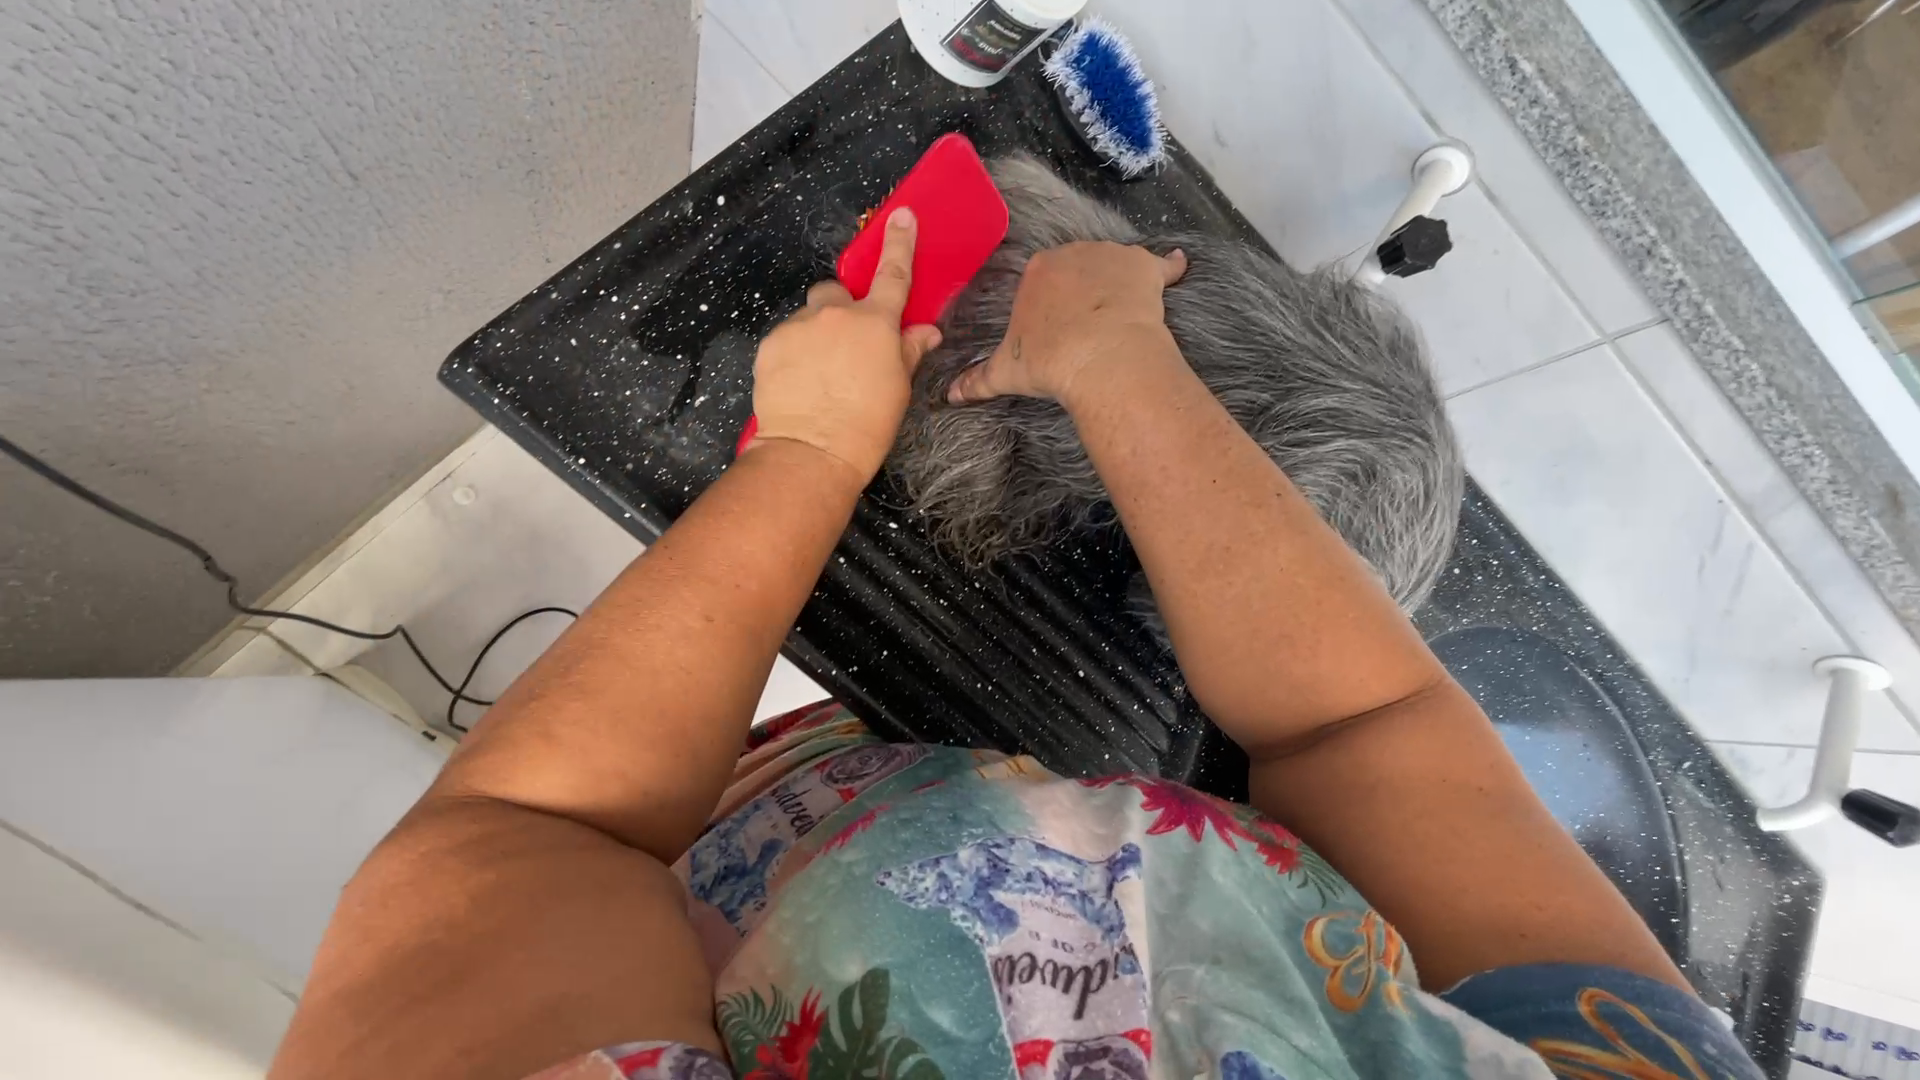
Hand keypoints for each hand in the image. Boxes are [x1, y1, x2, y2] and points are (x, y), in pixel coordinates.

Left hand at [750, 207, 943, 479]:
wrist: (812, 451)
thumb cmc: (867, 425)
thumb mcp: (898, 389)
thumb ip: (909, 352)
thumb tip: (927, 331)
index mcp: (876, 323)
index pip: (893, 274)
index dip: (900, 244)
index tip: (902, 216)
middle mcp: (836, 315)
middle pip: (837, 293)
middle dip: (841, 311)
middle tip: (845, 346)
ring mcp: (799, 327)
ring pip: (809, 317)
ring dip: (815, 334)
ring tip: (819, 373)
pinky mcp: (771, 345)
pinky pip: (787, 338)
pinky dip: (794, 354)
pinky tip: (799, 383)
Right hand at [947, 242, 1186, 405]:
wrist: (1099, 357)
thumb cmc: (1048, 362)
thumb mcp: (1005, 374)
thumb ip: (976, 381)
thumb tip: (948, 396)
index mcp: (1037, 273)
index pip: (1042, 280)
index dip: (1051, 304)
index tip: (1056, 328)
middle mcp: (1072, 255)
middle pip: (1078, 268)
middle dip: (1082, 290)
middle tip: (1086, 324)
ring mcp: (1111, 257)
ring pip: (1115, 264)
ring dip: (1118, 281)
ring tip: (1121, 308)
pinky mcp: (1146, 267)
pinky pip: (1162, 264)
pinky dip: (1170, 267)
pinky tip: (1179, 267)